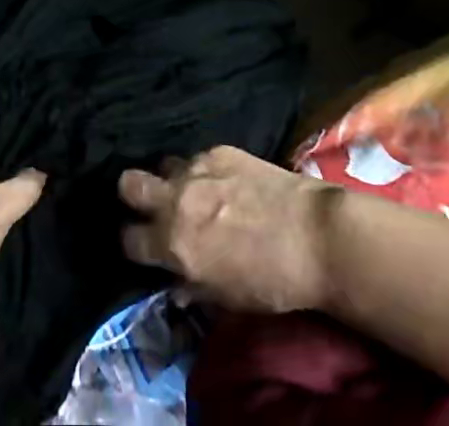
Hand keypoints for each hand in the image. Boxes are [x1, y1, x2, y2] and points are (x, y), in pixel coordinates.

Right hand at [119, 146, 337, 313]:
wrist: (321, 237)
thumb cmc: (277, 281)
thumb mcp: (230, 298)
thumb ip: (194, 287)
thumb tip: (177, 285)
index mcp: (173, 244)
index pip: (128, 239)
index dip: (136, 245)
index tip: (149, 249)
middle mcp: (174, 202)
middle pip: (127, 184)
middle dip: (135, 196)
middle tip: (156, 209)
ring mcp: (195, 170)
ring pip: (163, 166)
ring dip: (173, 181)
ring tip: (196, 193)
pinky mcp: (218, 151)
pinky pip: (198, 158)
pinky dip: (206, 172)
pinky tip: (229, 183)